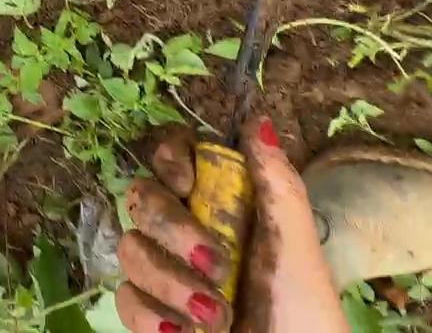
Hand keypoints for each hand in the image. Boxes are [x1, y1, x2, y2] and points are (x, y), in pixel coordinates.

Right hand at [118, 119, 344, 332]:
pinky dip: (150, 317)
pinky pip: (125, 298)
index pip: (172, 154)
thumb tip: (260, 119)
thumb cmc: (305, 321)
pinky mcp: (150, 316)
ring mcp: (163, 273)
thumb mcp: (299, 256)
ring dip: (170, 282)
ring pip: (130, 248)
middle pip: (143, 197)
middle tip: (215, 266)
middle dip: (173, 230)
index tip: (187, 183)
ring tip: (216, 320)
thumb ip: (278, 189)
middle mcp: (184, 231)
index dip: (169, 158)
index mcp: (220, 206)